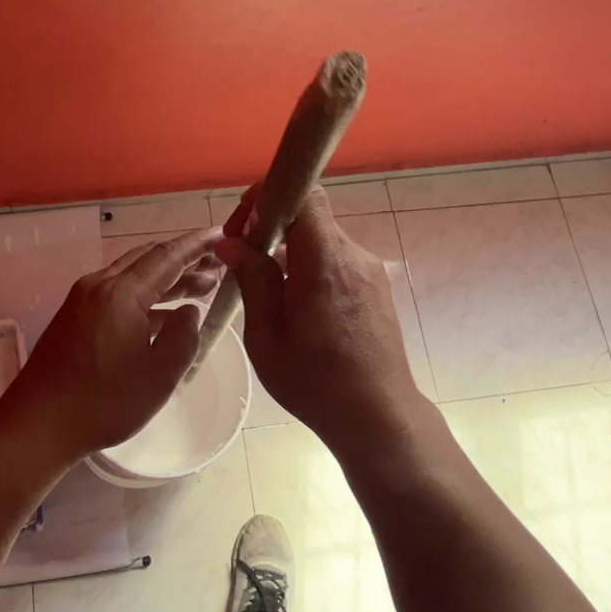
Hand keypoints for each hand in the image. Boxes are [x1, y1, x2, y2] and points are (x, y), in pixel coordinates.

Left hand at [2, 229, 223, 461]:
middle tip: (218, 268)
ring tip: (200, 290)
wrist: (38, 424)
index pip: (167, 256)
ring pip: (132, 275)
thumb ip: (184, 336)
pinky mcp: (75, 317)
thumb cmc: (103, 402)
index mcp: (121, 292)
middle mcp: (99, 285)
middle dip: (184, 261)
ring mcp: (83, 300)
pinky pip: (117, 292)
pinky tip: (164, 315)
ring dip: (165, 279)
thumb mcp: (159, 374)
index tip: (223, 235)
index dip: (198, 245)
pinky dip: (145, 295)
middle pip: (148, 259)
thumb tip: (190, 310)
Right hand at [215, 186, 422, 446]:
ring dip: (290, 250)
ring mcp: (369, 270)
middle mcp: (353, 255)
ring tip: (267, 290)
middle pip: (310, 216)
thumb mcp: (267, 336)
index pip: (304, 194)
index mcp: (325, 262)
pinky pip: (336, 260)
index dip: (267, 197)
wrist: (378, 417)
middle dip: (271, 227)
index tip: (242, 228)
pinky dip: (310, 267)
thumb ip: (252, 280)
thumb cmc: (315, 382)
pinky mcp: (376, 287)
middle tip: (242, 260)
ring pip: (321, 239)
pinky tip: (296, 306)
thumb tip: (231, 243)